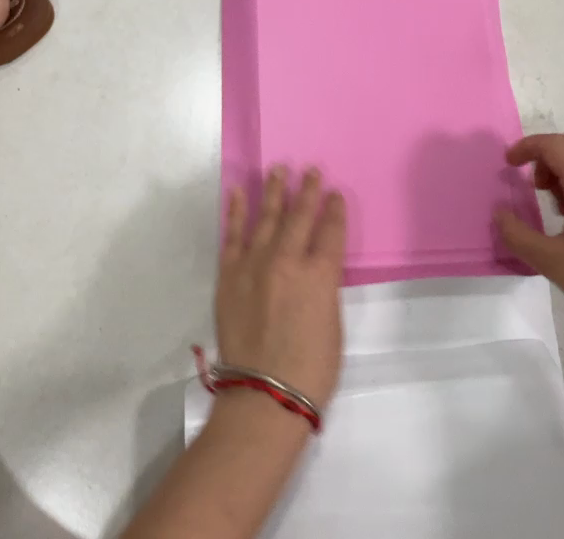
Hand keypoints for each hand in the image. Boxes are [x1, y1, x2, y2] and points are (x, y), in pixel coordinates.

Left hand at [216, 166, 346, 410]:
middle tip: (310, 169)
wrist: (264, 394)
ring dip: (274, 191)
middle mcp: (288, 260)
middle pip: (300, 216)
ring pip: (266, 217)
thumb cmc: (311, 368)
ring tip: (278, 169)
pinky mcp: (229, 275)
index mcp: (321, 275)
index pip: (331, 231)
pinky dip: (235, 212)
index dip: (335, 210)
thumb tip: (315, 270)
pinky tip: (238, 193)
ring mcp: (254, 264)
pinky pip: (232, 235)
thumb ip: (323, 288)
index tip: (335, 193)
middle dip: (307, 190)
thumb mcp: (332, 323)